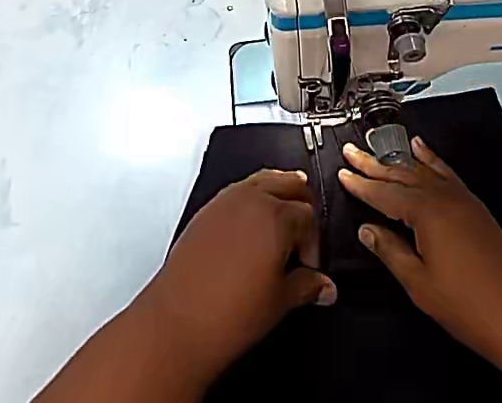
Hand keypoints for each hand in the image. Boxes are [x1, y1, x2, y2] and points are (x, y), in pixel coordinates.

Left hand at [34, 169, 334, 401]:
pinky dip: (253, 197)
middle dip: (303, 207)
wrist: (178, 322)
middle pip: (291, 185)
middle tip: (304, 236)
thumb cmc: (225, 314)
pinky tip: (253, 223)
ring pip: (264, 179)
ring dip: (279, 193)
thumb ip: (307, 286)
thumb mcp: (280, 301)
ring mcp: (228, 199)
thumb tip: (323, 287)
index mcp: (277, 216)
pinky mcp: (208, 207)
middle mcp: (253, 199)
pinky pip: (240, 189)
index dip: (314, 245)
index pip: (310, 219)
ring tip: (283, 220)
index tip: (310, 268)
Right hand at [339, 138, 501, 378]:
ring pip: (422, 170)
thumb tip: (369, 232)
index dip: (361, 184)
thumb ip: (390, 251)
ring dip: (397, 159)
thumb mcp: (419, 283)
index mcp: (427, 212)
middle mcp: (446, 198)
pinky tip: (423, 152)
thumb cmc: (477, 306)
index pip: (384, 192)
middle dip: (373, 163)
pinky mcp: (476, 208)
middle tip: (353, 152)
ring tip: (379, 147)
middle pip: (401, 173)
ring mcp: (463, 200)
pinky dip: (430, 160)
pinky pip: (446, 172)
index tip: (345, 174)